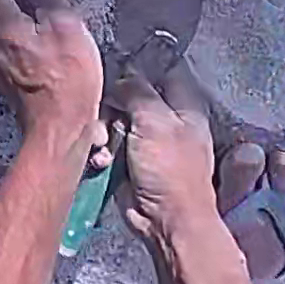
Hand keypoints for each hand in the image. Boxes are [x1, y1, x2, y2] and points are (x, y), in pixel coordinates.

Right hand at [104, 61, 217, 240]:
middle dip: (112, 103)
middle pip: (130, 94)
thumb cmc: (170, 170)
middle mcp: (164, 118)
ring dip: (102, 130)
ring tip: (103, 144)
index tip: (112, 65)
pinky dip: (101, 150)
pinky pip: (106, 143)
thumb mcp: (155, 121)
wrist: (164, 218)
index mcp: (183, 104)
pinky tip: (102, 160)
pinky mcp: (126, 159)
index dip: (139, 65)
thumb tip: (120, 75)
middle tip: (105, 115)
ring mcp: (144, 139)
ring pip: (113, 119)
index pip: (163, 69)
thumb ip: (137, 91)